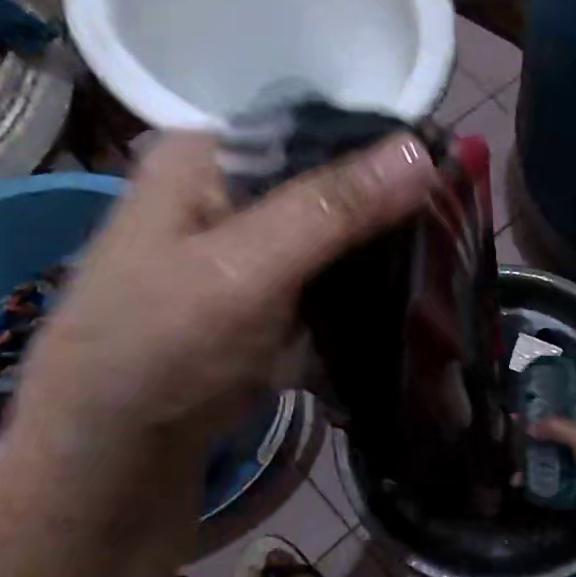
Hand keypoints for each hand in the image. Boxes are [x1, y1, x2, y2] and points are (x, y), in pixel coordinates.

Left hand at [16, 130, 437, 441]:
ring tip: (446, 276)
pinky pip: (331, 284)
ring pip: (338, 241)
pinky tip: (407, 309)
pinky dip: (364, 297)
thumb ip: (333, 208)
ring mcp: (252, 251)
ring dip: (384, 262)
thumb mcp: (248, 267)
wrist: (118, 443)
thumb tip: (422, 149)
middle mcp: (233, 194)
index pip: (318, 133)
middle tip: (456, 241)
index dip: (386, 154)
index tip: (453, 185)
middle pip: (334, 190)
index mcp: (213, 158)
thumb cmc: (164, 342)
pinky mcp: (269, 299)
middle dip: (391, 218)